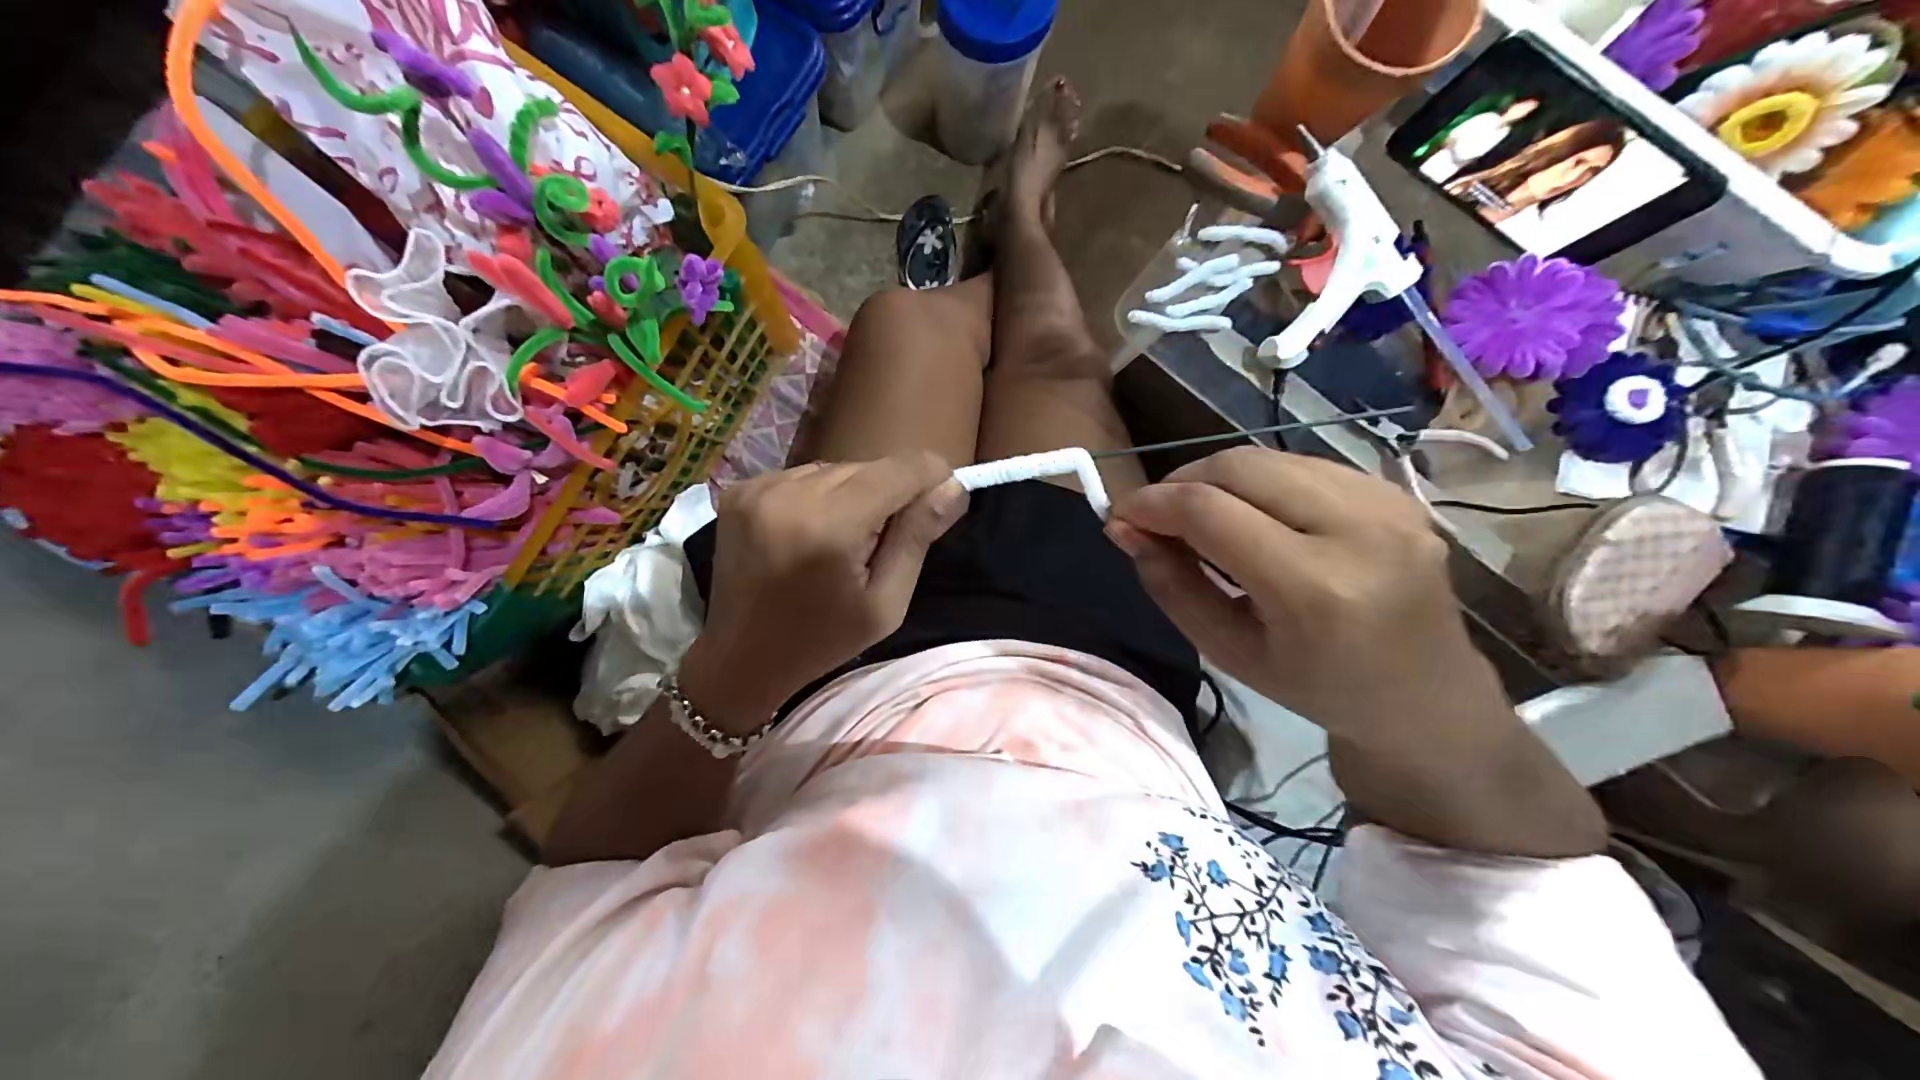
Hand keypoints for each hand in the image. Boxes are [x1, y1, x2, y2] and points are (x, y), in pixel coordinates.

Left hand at [680, 453, 966, 725]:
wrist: (739, 658)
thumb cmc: (821, 640)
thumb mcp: (885, 604)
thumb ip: (917, 538)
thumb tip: (954, 487)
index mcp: (830, 525)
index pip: (902, 467)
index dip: (931, 478)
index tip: (938, 504)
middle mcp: (790, 492)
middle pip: (869, 466)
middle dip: (889, 494)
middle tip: (881, 543)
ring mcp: (758, 486)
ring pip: (837, 468)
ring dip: (853, 494)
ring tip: (843, 540)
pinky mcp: (740, 489)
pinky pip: (803, 476)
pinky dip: (818, 497)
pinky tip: (810, 532)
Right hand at [1106, 447, 1505, 745]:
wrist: (1425, 694)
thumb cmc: (1316, 687)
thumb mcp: (1228, 652)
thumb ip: (1171, 585)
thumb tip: (1125, 528)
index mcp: (1316, 588)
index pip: (1209, 511)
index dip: (1151, 503)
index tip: (1120, 516)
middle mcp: (1358, 529)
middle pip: (1237, 466)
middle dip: (1180, 482)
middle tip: (1155, 515)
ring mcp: (1386, 503)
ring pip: (1267, 456)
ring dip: (1216, 478)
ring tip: (1197, 515)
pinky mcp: (1394, 491)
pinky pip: (1301, 464)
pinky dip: (1258, 482)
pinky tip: (1250, 514)